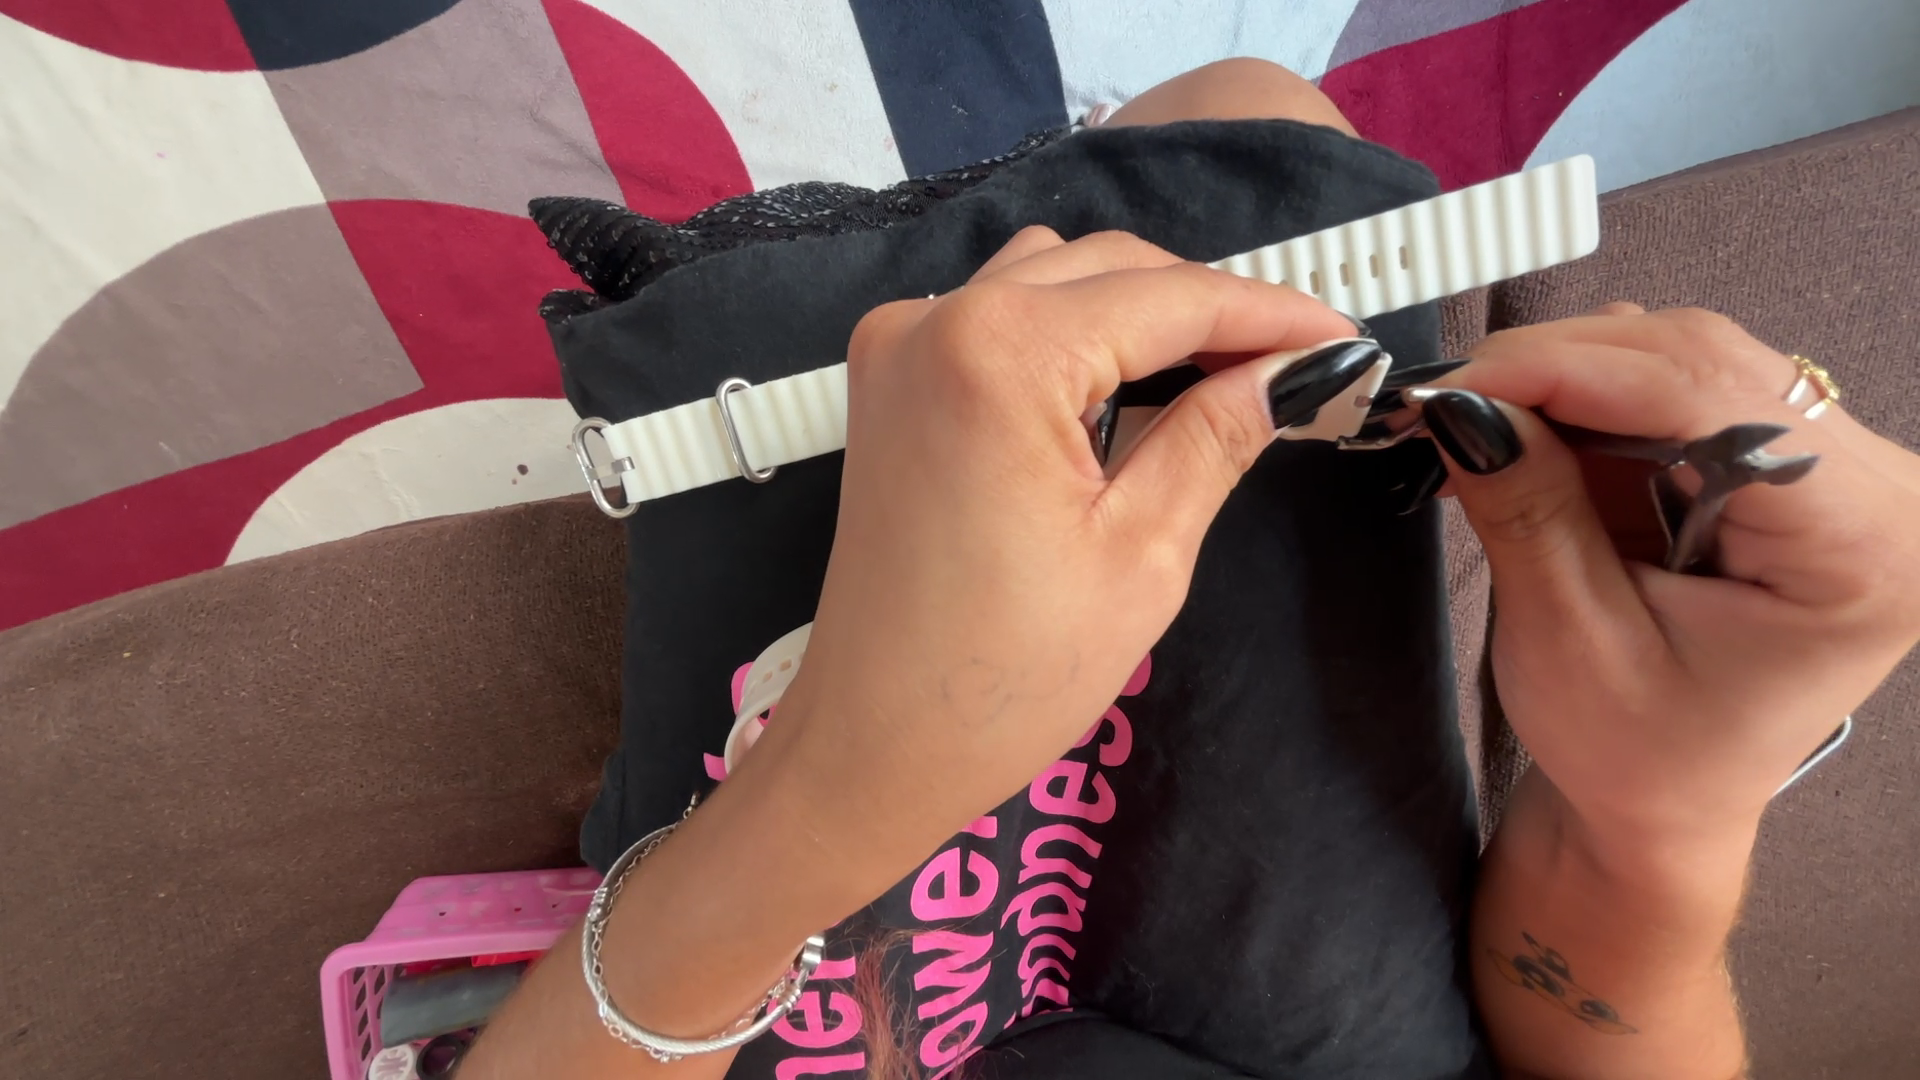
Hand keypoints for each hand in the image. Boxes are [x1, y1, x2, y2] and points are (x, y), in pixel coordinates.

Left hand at [737, 227, 1353, 868]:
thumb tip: (1290, 370)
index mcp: (1000, 352)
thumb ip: (1215, 436)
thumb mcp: (1140, 555)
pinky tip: (1110, 394)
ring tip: (1201, 384)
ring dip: (1134, 316)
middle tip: (1283, 370)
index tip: (1338, 339)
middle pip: (1106, 270)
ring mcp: (898, 347)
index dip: (1268, 312)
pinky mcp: (886, 385)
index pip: (1168, 298)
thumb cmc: (1006, 674)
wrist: (875, 737)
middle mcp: (934, 320)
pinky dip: (1065, 339)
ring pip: (1049, 281)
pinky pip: (994, 321)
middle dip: (1204, 312)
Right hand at [1422, 306, 1919, 858]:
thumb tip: (1458, 409)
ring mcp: (1811, 469)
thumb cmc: (1627, 748)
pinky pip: (1650, 397)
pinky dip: (1562, 403)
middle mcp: (1864, 483)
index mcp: (1858, 540)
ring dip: (1547, 381)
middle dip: (1543, 367)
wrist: (1660, 796)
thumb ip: (1525, 510)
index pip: (1702, 392)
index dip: (1557, 372)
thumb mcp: (1566, 638)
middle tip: (1430, 405)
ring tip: (1459, 427)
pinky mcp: (1749, 472)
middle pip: (1691, 357)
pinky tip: (1508, 436)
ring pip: (1667, 362)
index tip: (1436, 391)